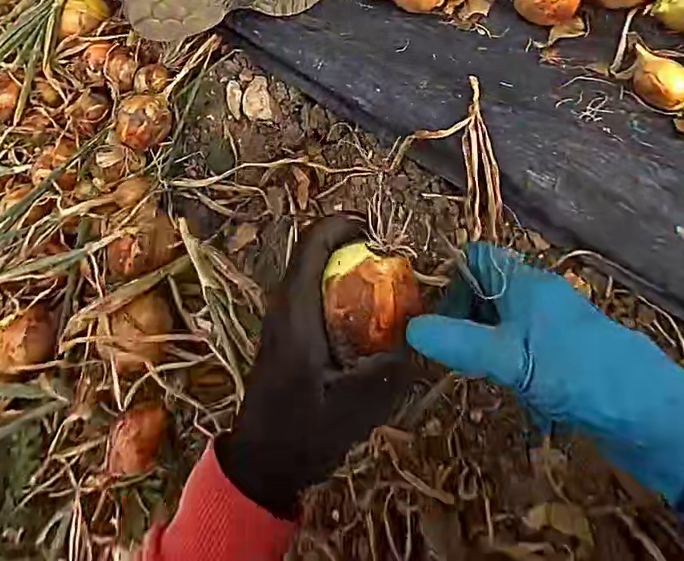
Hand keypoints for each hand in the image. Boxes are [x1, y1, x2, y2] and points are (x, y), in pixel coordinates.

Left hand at [218, 215, 412, 518]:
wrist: (261, 460)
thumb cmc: (301, 430)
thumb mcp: (352, 406)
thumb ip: (388, 371)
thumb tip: (421, 340)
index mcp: (296, 307)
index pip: (314, 241)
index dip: (344, 224)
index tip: (378, 231)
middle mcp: (285, 300)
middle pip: (315, 248)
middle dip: (352, 242)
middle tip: (390, 256)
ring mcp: (282, 313)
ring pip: (314, 267)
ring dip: (345, 263)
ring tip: (384, 279)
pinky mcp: (286, 328)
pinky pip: (313, 288)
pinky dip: (339, 285)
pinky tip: (366, 313)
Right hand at [406, 243, 683, 546]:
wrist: (655, 416)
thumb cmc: (578, 372)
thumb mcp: (511, 358)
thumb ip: (461, 342)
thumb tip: (412, 328)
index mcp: (524, 281)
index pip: (476, 258)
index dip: (453, 282)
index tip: (440, 319)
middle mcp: (538, 296)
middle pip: (487, 292)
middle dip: (468, 323)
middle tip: (457, 356)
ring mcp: (556, 327)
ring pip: (505, 327)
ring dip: (491, 354)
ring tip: (489, 382)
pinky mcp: (569, 357)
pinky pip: (527, 354)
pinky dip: (517, 374)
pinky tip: (525, 406)